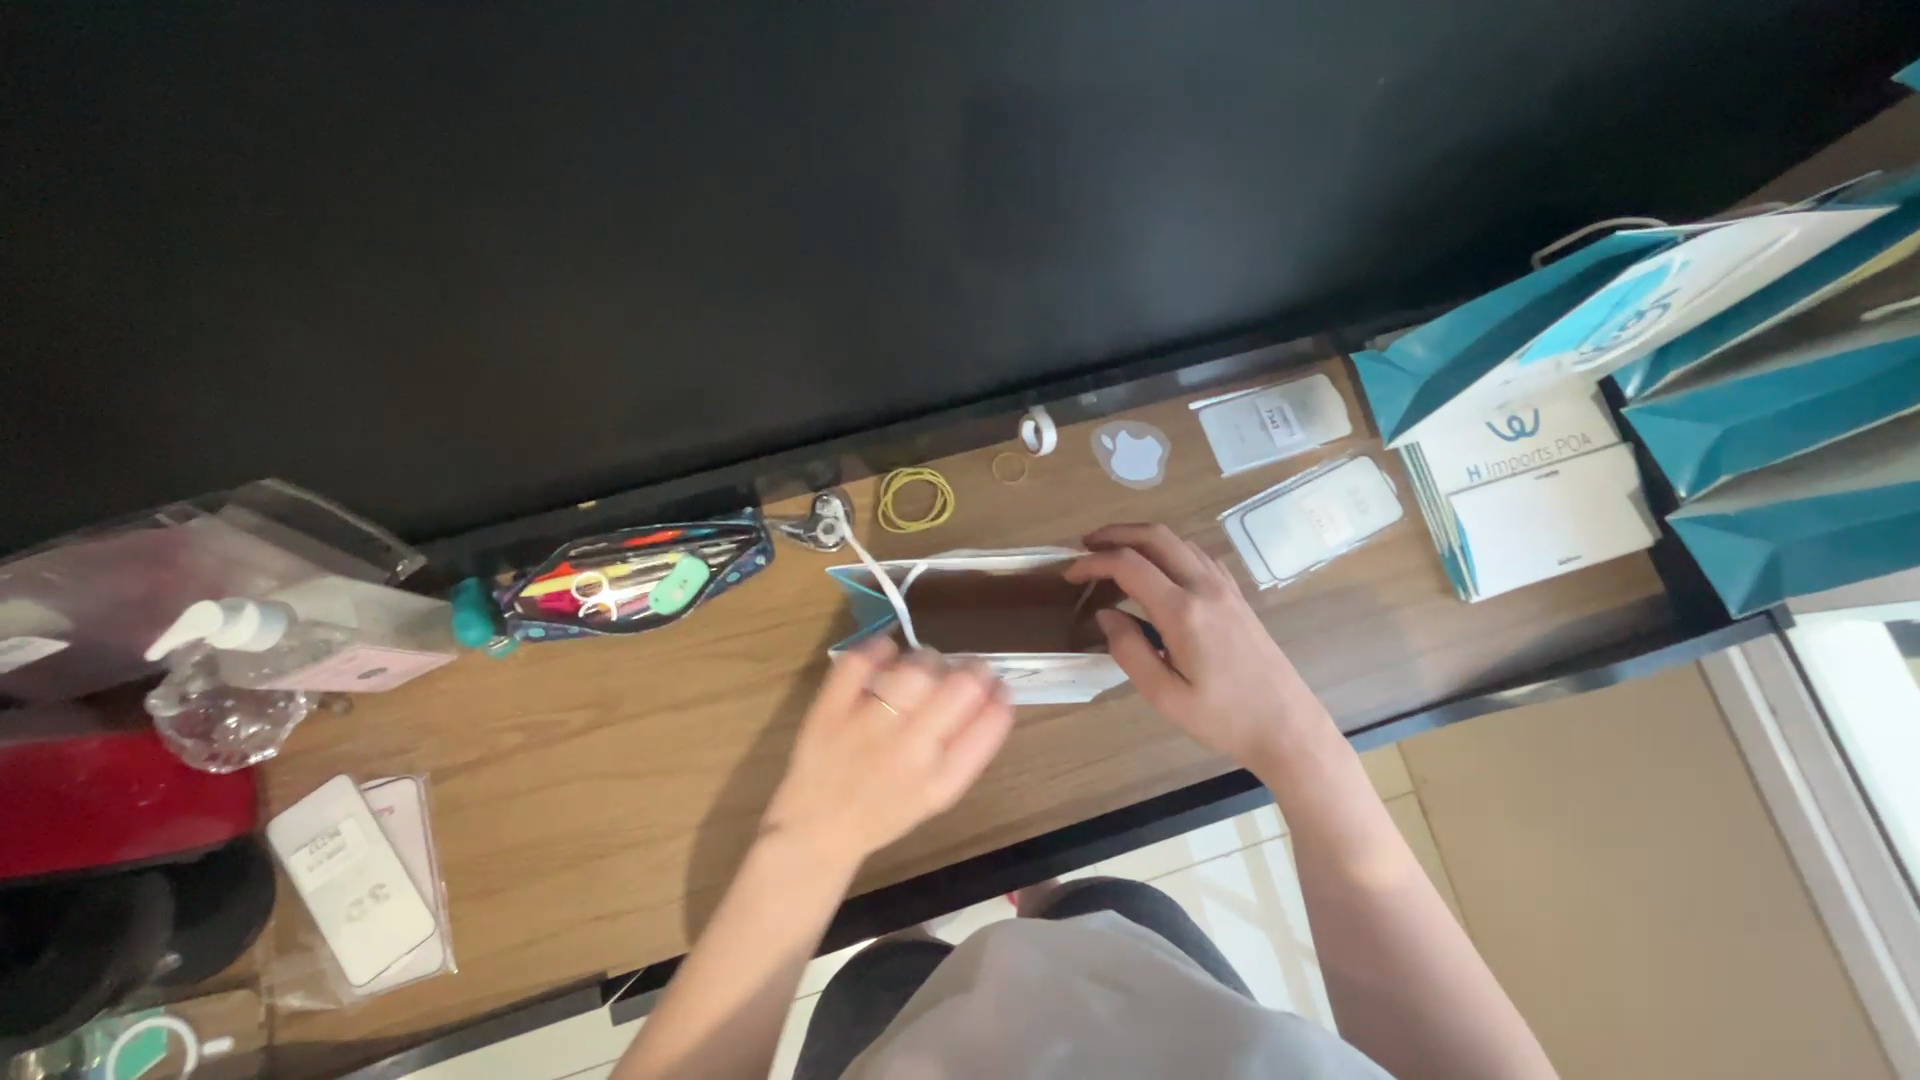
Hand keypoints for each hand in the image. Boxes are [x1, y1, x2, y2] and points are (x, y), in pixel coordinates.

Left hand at [763, 638, 1014, 868]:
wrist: (818, 829)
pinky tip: (887, 653)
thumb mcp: (936, 794)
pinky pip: (858, 663)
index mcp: (941, 780)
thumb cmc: (884, 810)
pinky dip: (878, 648)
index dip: (998, 693)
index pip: (990, 723)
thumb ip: (966, 749)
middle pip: (959, 689)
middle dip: (973, 669)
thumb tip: (992, 695)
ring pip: (914, 671)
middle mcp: (909, 753)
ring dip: (929, 659)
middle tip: (967, 668)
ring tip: (927, 665)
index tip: (996, 684)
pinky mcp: (830, 711)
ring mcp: (867, 729)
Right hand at [1064, 523, 1331, 772]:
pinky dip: (1168, 550)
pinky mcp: (1236, 596)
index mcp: (1183, 611)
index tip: (1069, 574)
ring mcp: (1224, 588)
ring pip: (1177, 541)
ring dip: (1141, 538)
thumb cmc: (1222, 718)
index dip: (1093, 563)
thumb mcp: (1164, 695)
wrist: (1286, 726)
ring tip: (1112, 553)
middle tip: (1084, 547)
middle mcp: (1204, 587)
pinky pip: (1197, 555)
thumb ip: (1129, 650)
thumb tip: (1106, 614)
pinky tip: (1157, 569)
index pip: (1128, 565)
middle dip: (1114, 534)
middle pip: (1154, 537)